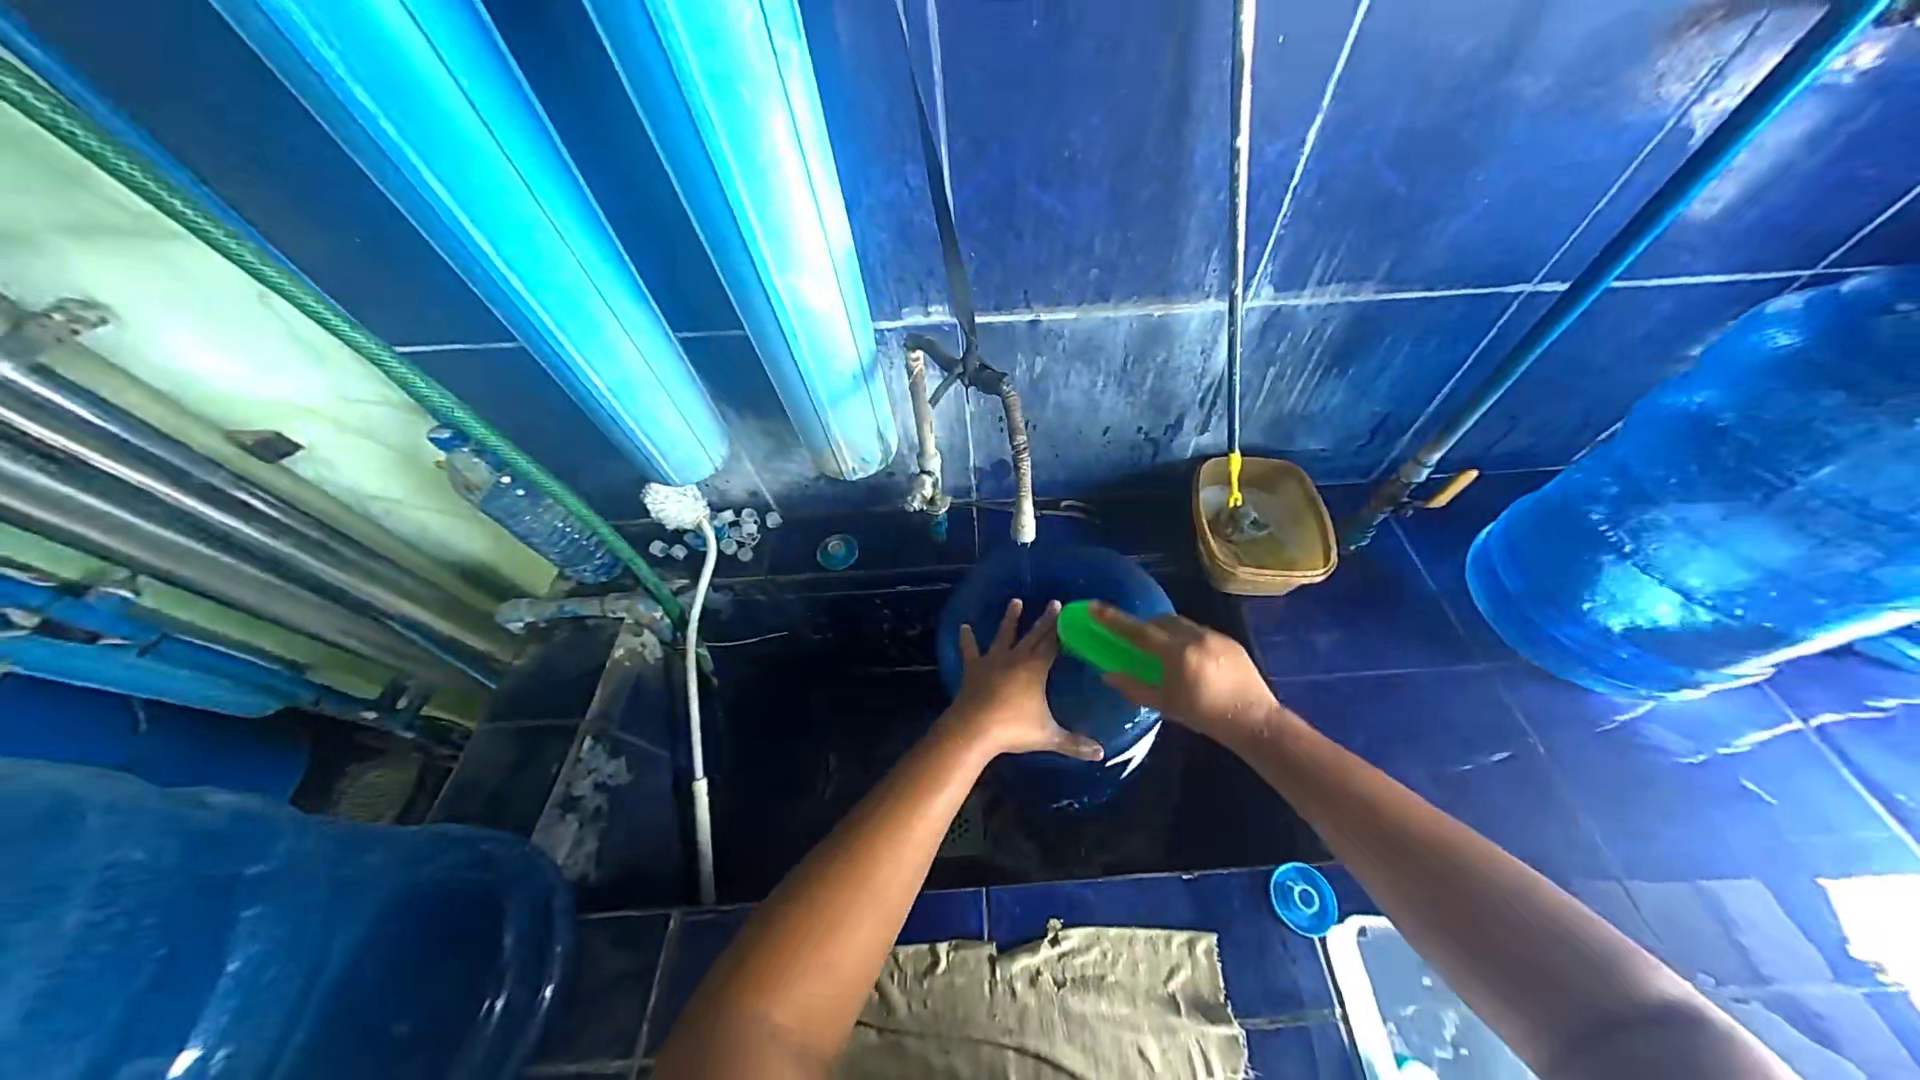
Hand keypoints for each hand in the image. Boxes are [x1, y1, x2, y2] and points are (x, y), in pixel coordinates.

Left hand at [942, 599, 1104, 760]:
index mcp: (1036, 669)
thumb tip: (1100, 754)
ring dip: (1010, 619)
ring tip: (1015, 601)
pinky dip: (967, 639)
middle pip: (1033, 635)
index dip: (1061, 630)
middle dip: (1045, 619)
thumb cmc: (1013, 729)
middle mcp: (1016, 658)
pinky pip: (970, 650)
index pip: (1053, 644)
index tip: (1068, 615)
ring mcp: (992, 661)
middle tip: (1053, 602)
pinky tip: (963, 627)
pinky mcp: (973, 668)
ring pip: (1003, 635)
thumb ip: (1074, 743)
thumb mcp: (1048, 736)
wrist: (974, 729)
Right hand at [1090, 603, 1292, 747]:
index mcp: (1176, 653)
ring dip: (1166, 630)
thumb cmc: (1205, 715)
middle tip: (1133, 638)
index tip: (1094, 607)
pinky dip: (1185, 638)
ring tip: (1162, 649)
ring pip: (1181, 624)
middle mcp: (1195, 636)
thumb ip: (1134, 688)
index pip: (1138, 630)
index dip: (1113, 619)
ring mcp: (1214, 636)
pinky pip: (1199, 631)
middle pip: (1160, 620)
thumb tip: (1108, 675)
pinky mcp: (1229, 641)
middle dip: (1144, 625)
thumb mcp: (1165, 705)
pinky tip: (1188, 658)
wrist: (1254, 720)